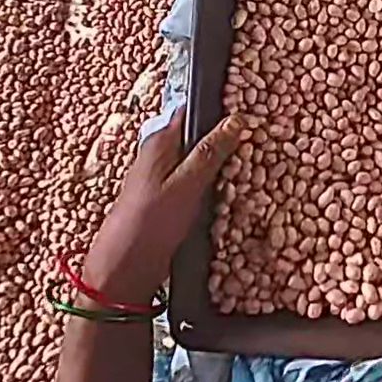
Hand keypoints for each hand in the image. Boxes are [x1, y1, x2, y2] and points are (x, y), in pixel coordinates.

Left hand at [81, 109, 244, 304]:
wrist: (123, 272)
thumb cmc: (150, 225)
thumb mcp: (186, 185)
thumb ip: (210, 152)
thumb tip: (237, 119)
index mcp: (161, 142)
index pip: (193, 110)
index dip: (220, 109)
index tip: (250, 111)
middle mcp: (161, 154)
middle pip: (199, 136)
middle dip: (226, 139)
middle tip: (258, 142)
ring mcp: (164, 177)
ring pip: (200, 160)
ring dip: (222, 164)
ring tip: (251, 166)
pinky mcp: (169, 199)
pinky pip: (197, 182)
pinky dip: (214, 184)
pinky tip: (230, 192)